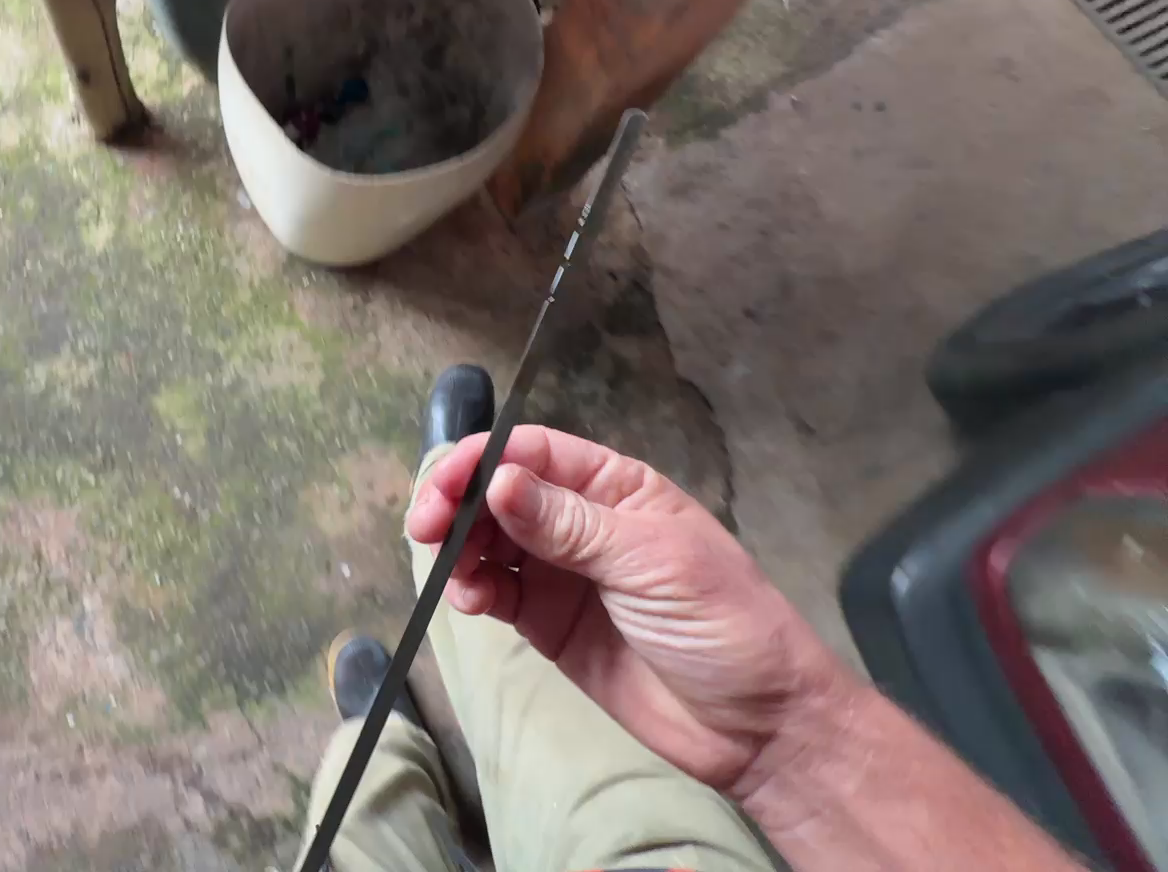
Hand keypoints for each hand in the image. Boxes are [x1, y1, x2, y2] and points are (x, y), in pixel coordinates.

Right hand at [406, 425, 853, 791]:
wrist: (758, 730)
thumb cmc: (723, 624)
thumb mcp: (651, 561)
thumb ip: (567, 523)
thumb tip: (495, 482)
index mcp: (609, 485)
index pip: (529, 451)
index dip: (480, 460)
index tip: (443, 486)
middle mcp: (573, 517)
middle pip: (494, 491)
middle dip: (454, 502)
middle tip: (424, 528)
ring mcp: (554, 567)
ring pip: (484, 537)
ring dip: (458, 548)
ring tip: (457, 576)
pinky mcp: (539, 615)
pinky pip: (491, 588)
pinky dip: (470, 588)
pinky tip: (470, 601)